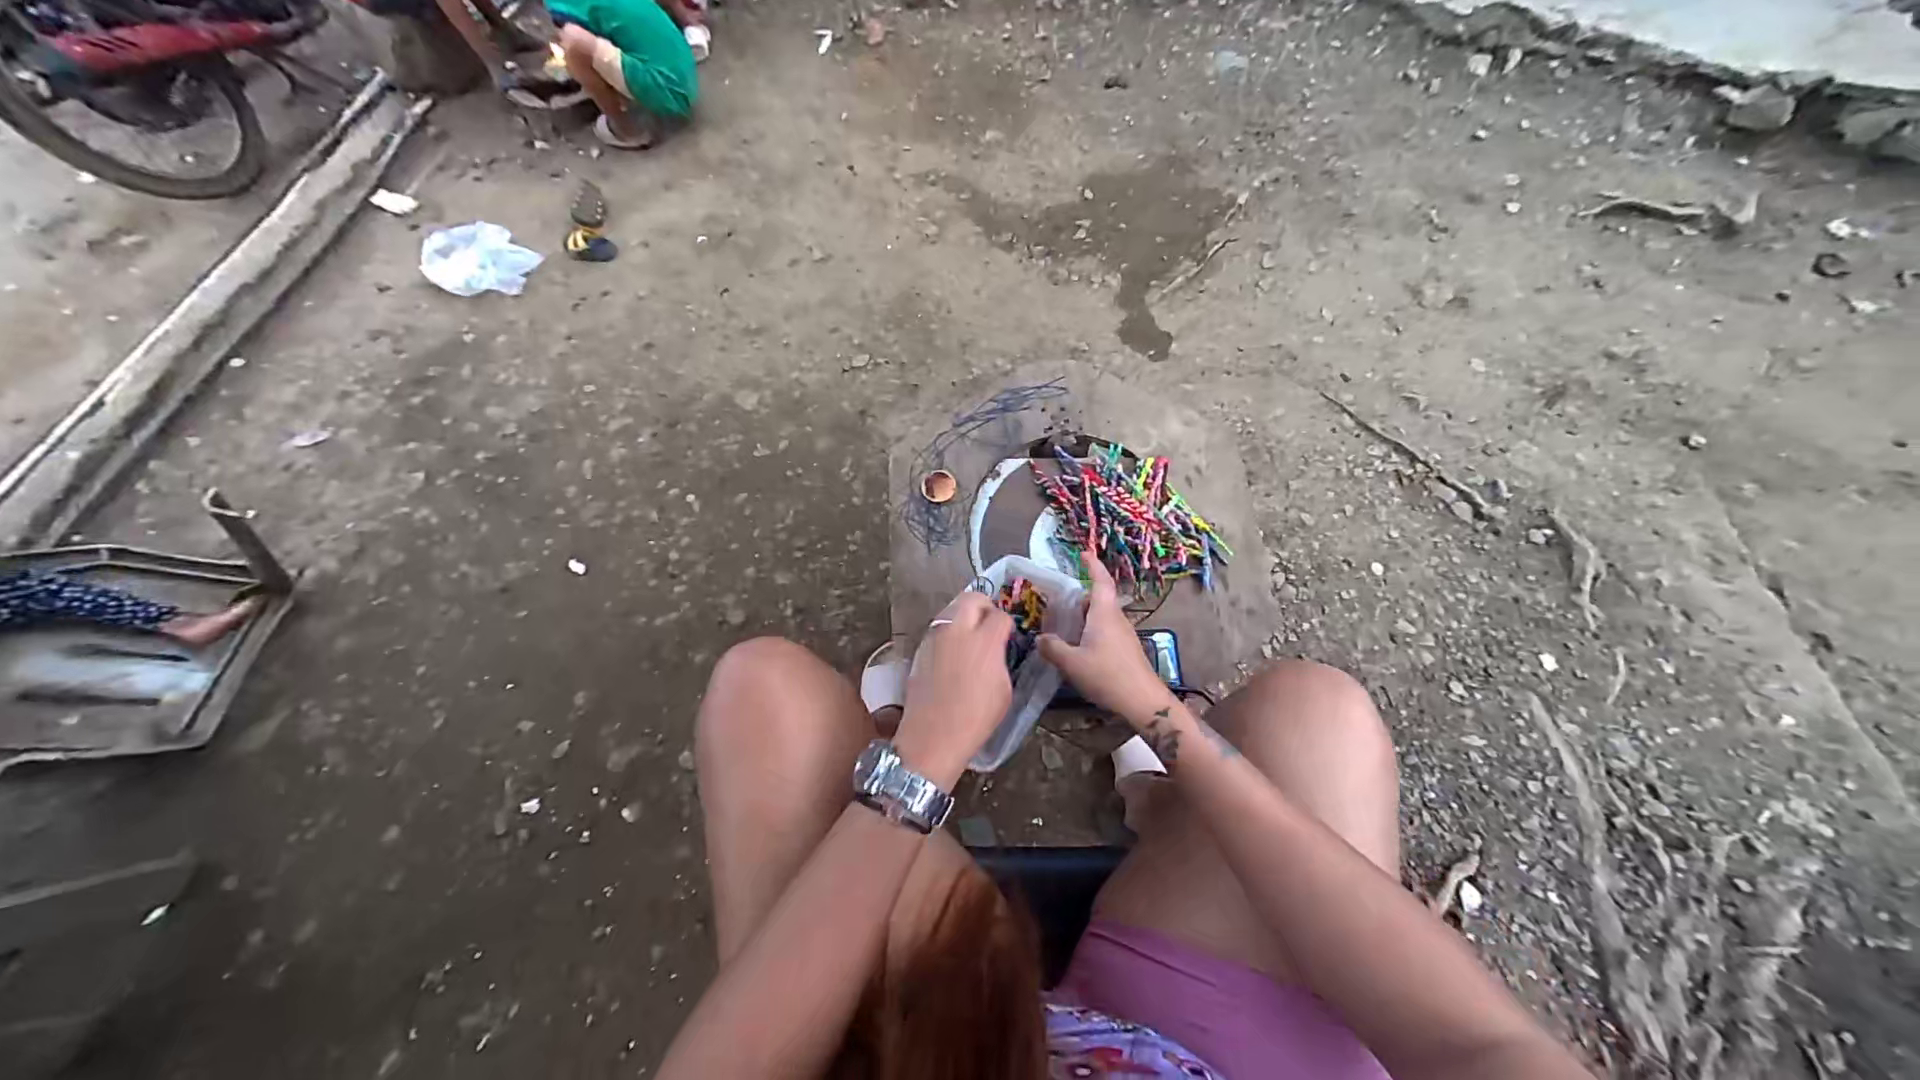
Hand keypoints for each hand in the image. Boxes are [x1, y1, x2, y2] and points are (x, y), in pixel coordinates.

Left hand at [893, 592, 1012, 786]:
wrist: (932, 735)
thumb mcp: (1004, 690)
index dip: (1008, 624)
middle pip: (972, 598)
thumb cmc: (976, 718)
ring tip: (971, 636)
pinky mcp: (920, 647)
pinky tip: (954, 651)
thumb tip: (997, 650)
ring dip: (964, 616)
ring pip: (951, 609)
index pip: (1000, 615)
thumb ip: (1000, 660)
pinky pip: (938, 628)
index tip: (1009, 636)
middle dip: (985, 606)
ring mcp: (935, 637)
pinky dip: (949, 631)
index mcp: (984, 641)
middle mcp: (957, 630)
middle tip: (990, 622)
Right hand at [1039, 551, 1174, 726]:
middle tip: (1059, 606)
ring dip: (1084, 618)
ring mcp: (1123, 635)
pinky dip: (1090, 632)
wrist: (1142, 701)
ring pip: (1101, 617)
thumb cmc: (1107, 676)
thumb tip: (1041, 639)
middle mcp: (1116, 619)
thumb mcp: (1071, 663)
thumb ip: (1053, 648)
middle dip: (1080, 599)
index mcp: (1104, 614)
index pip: (1101, 581)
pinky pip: (1105, 632)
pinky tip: (1078, 650)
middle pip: (1098, 599)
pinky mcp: (1126, 650)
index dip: (1093, 565)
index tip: (1083, 554)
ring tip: (1064, 630)